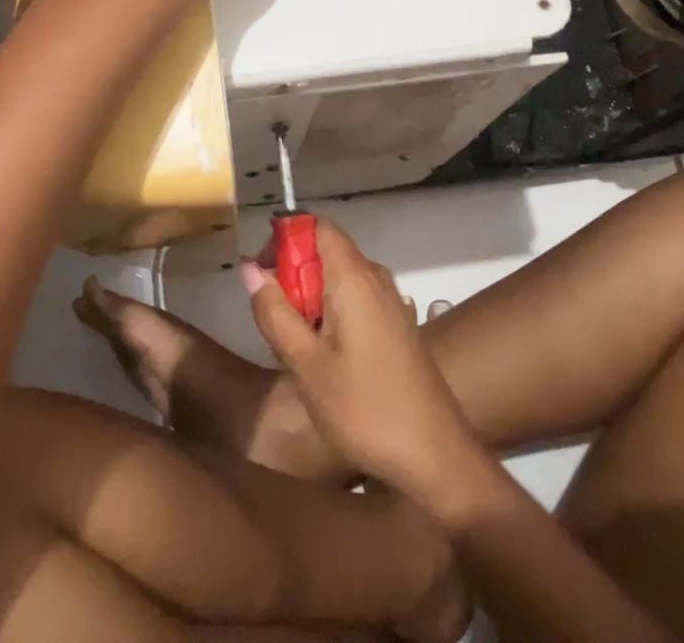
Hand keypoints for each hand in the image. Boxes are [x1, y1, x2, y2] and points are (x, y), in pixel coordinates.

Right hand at [245, 219, 482, 500]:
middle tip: (271, 322)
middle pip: (326, 252)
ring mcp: (390, 305)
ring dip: (308, 300)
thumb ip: (275, 311)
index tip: (261, 274)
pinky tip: (320, 360)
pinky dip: (328, 316)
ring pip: (338, 280)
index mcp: (355, 278)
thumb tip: (250, 268)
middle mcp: (377, 280)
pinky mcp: (396, 329)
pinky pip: (353, 302)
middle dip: (291, 275)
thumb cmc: (363, 409)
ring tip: (292, 346)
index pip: (317, 227)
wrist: (434, 456)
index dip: (284, 239)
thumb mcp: (305, 363)